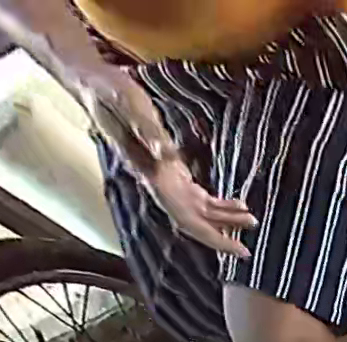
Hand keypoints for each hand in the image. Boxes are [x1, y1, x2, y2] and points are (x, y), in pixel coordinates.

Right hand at [67, 64, 256, 257]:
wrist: (95, 85)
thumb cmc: (111, 94)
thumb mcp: (131, 107)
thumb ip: (150, 134)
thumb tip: (168, 158)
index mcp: (153, 178)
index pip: (186, 220)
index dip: (212, 237)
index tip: (236, 250)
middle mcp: (161, 186)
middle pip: (196, 222)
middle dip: (222, 237)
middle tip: (246, 251)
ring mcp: (166, 181)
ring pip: (201, 211)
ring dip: (226, 220)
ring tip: (251, 221)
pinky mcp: (172, 172)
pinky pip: (199, 197)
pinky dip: (219, 204)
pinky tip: (238, 204)